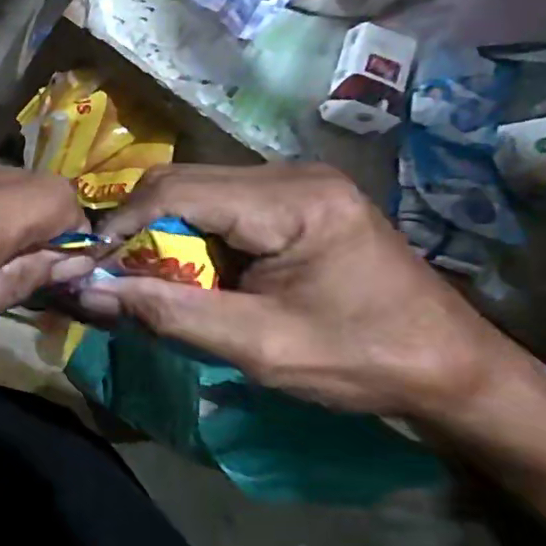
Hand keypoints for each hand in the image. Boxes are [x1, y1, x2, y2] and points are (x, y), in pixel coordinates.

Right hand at [77, 163, 535, 421]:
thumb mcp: (261, 347)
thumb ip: (170, 315)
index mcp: (293, 201)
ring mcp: (295, 182)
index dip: (124, 224)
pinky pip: (219, 204)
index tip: (93, 267)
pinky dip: (190, 235)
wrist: (454, 371)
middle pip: (181, 182)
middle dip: (139, 228)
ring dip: (162, 232)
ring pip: (195, 190)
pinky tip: (194, 272)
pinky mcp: (295, 199)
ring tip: (152, 280)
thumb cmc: (364, 362)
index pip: (177, 190)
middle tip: (119, 277)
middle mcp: (291, 174)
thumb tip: (91, 292)